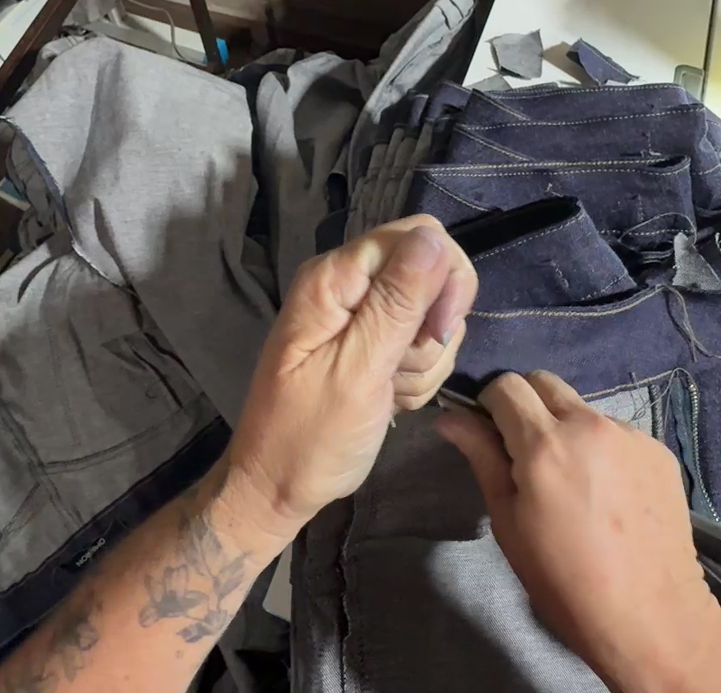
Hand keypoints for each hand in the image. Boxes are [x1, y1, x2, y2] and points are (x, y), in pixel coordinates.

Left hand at [223, 216, 477, 534]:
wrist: (277, 487)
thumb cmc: (308, 437)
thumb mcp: (357, 371)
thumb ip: (397, 302)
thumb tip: (434, 239)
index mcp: (334, 277)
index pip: (418, 234)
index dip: (444, 276)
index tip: (438, 331)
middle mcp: (348, 282)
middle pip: (431, 270)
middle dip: (434, 325)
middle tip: (403, 367)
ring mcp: (361, 312)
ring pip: (432, 312)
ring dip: (424, 359)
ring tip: (387, 391)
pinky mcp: (374, 341)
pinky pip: (422, 342)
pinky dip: (417, 374)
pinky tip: (390, 399)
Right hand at [436, 371, 720, 692]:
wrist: (654, 621)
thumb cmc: (564, 579)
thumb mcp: (508, 521)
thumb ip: (481, 456)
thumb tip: (450, 416)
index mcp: (544, 442)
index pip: (505, 385)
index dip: (490, 404)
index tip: (491, 433)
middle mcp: (588, 424)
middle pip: (543, 381)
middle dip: (525, 403)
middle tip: (525, 450)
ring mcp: (629, 434)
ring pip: (581, 406)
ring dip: (565, 426)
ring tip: (574, 479)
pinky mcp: (658, 449)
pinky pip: (615, 431)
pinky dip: (601, 447)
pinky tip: (609, 492)